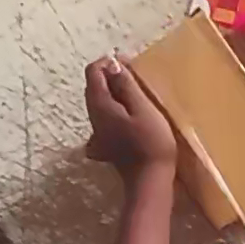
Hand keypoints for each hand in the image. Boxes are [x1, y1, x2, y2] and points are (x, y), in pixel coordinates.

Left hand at [84, 55, 177, 176]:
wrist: (149, 180)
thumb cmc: (151, 142)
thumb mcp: (143, 108)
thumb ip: (126, 84)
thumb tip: (113, 63)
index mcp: (100, 106)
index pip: (93, 72)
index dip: (109, 63)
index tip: (129, 65)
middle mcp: (93, 118)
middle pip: (93, 87)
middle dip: (111, 76)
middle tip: (135, 77)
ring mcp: (97, 133)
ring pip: (99, 103)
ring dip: (114, 93)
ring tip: (137, 95)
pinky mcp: (105, 144)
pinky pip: (105, 118)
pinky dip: (116, 110)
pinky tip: (131, 117)